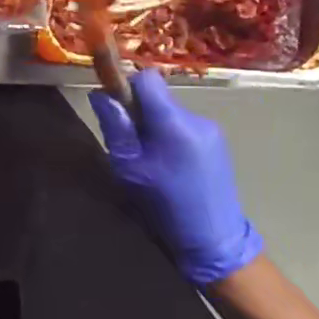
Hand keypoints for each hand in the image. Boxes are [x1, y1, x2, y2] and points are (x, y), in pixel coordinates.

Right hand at [89, 68, 262, 287]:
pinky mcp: (217, 143)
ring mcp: (211, 130)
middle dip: (140, 116)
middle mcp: (196, 118)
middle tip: (131, 150)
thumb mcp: (130, 169)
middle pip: (158, 98)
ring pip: (170, 115)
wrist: (214, 240)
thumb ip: (116, 129)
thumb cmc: (165, 206)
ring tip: (152, 165)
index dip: (127, 88)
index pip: (147, 79)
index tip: (116, 112)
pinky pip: (185, 129)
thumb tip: (100, 93)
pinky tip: (171, 170)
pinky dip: (172, 140)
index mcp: (173, 122)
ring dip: (156, 130)